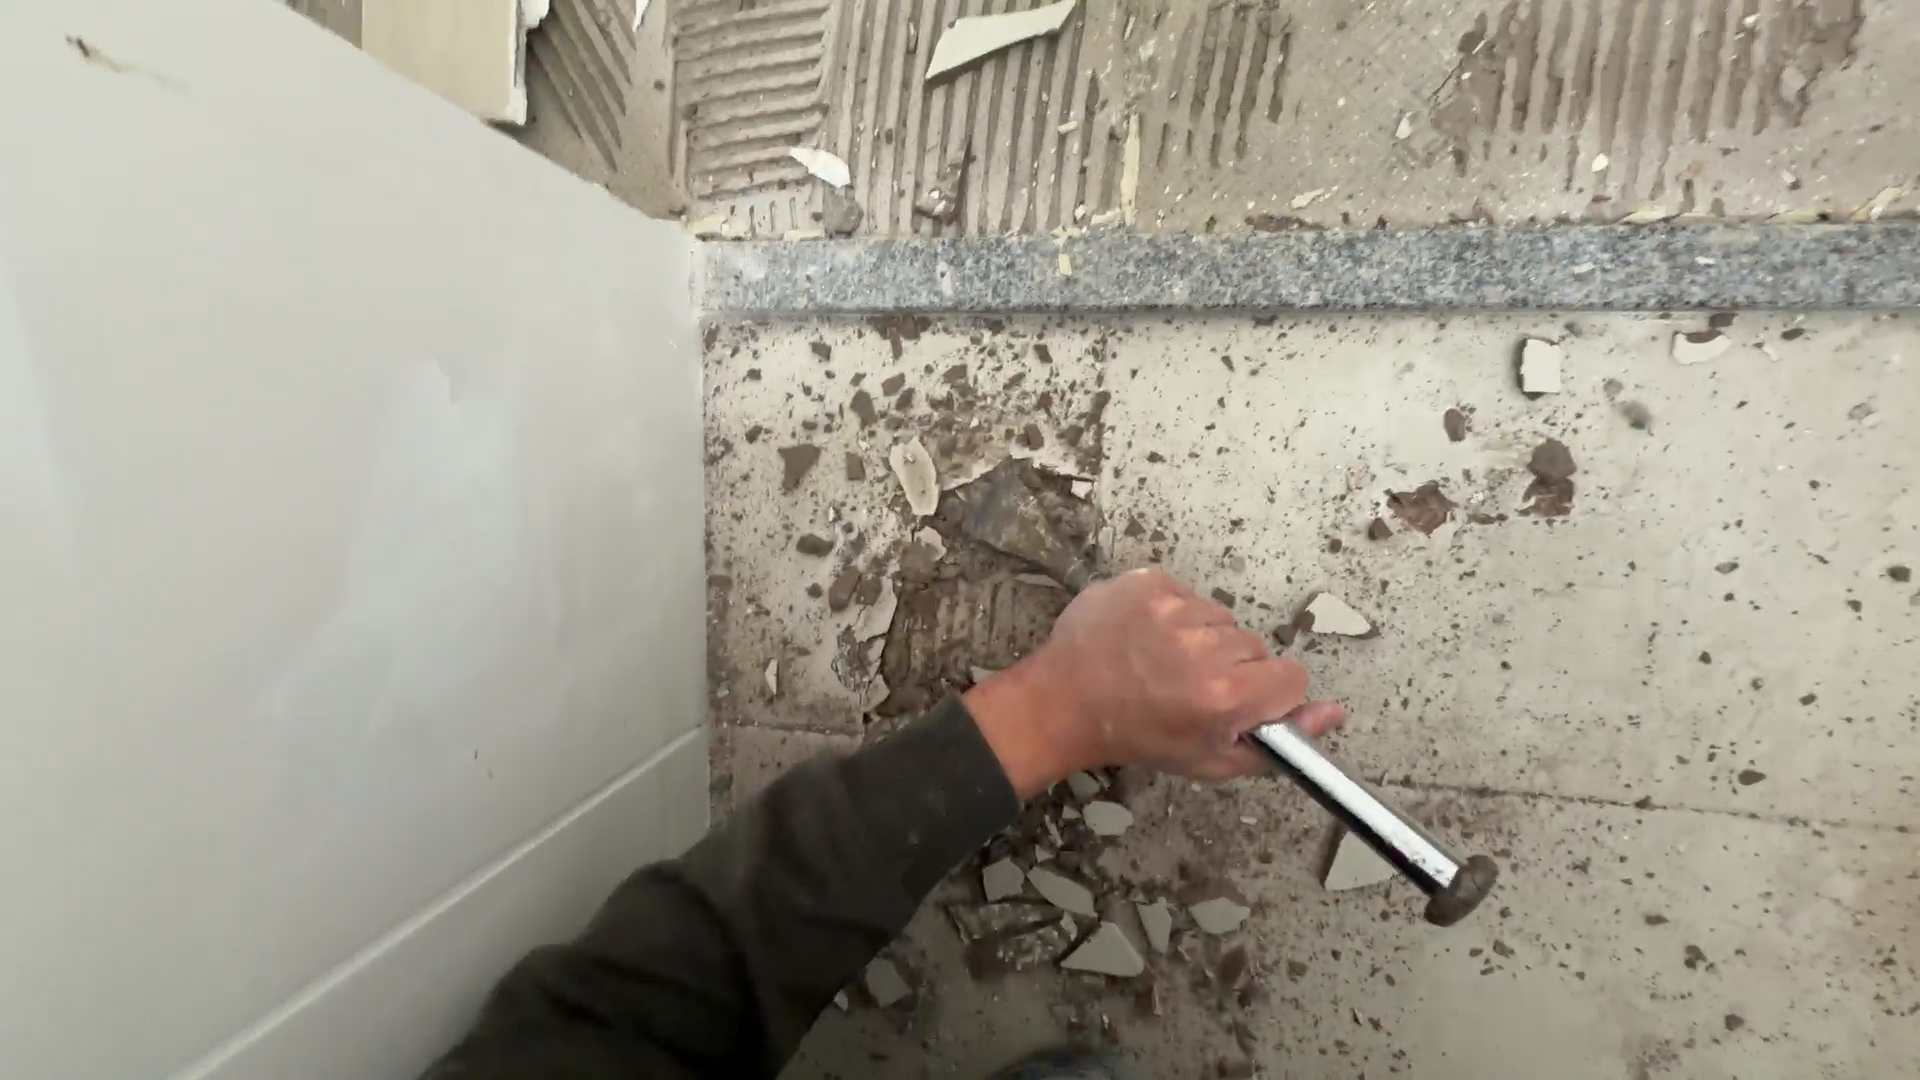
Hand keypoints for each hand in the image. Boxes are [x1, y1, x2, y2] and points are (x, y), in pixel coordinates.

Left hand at [963, 568, 1344, 796]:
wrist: (1065, 699)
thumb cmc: (1136, 735)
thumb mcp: (1209, 759)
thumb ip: (1278, 743)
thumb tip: (1334, 712)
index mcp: (1223, 694)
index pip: (1291, 677)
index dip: (1268, 693)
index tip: (1241, 700)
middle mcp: (1201, 645)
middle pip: (1253, 645)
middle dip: (1232, 665)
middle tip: (1190, 683)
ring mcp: (1170, 607)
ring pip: (1220, 617)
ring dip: (1202, 636)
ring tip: (1164, 659)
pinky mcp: (1146, 581)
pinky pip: (1186, 593)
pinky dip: (1173, 611)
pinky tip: (1146, 635)